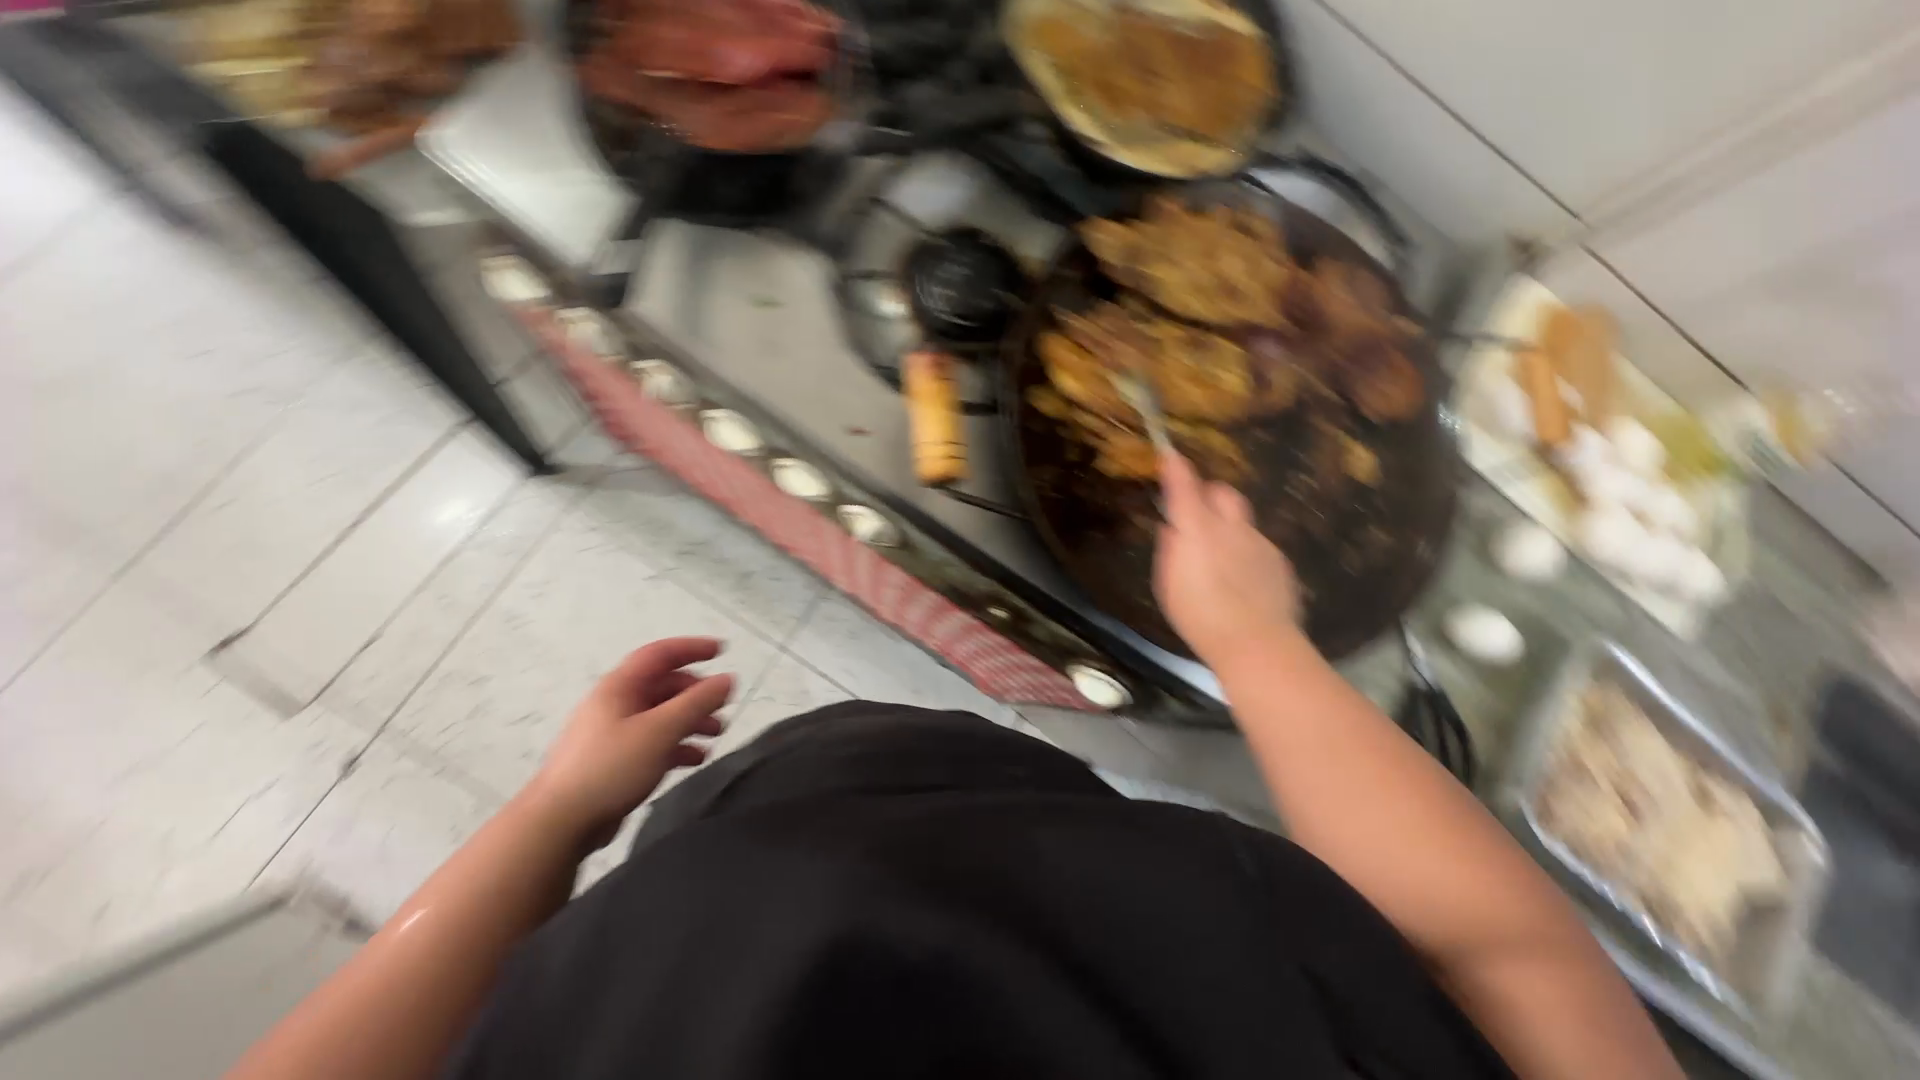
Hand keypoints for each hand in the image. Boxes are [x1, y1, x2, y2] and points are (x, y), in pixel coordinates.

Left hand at [517, 637, 734, 849]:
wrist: (561, 822)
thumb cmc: (611, 767)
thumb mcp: (660, 731)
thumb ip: (697, 703)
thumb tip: (727, 679)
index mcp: (620, 687)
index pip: (660, 654)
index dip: (692, 648)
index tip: (723, 651)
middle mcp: (616, 704)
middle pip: (664, 686)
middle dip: (697, 694)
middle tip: (723, 708)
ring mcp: (614, 733)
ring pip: (661, 716)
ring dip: (691, 721)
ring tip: (716, 735)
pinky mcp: (616, 761)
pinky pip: (653, 742)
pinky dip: (677, 745)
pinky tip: (695, 759)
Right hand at [1153, 449, 1303, 666]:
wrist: (1256, 642)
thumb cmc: (1199, 616)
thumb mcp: (1168, 585)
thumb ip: (1170, 550)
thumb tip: (1173, 529)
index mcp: (1198, 530)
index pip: (1185, 487)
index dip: (1176, 469)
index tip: (1170, 456)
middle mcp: (1233, 527)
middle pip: (1224, 493)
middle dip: (1209, 496)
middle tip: (1197, 516)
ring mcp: (1261, 543)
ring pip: (1243, 524)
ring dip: (1230, 532)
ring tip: (1221, 565)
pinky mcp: (1281, 563)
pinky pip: (1260, 548)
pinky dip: (1248, 557)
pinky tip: (1243, 585)